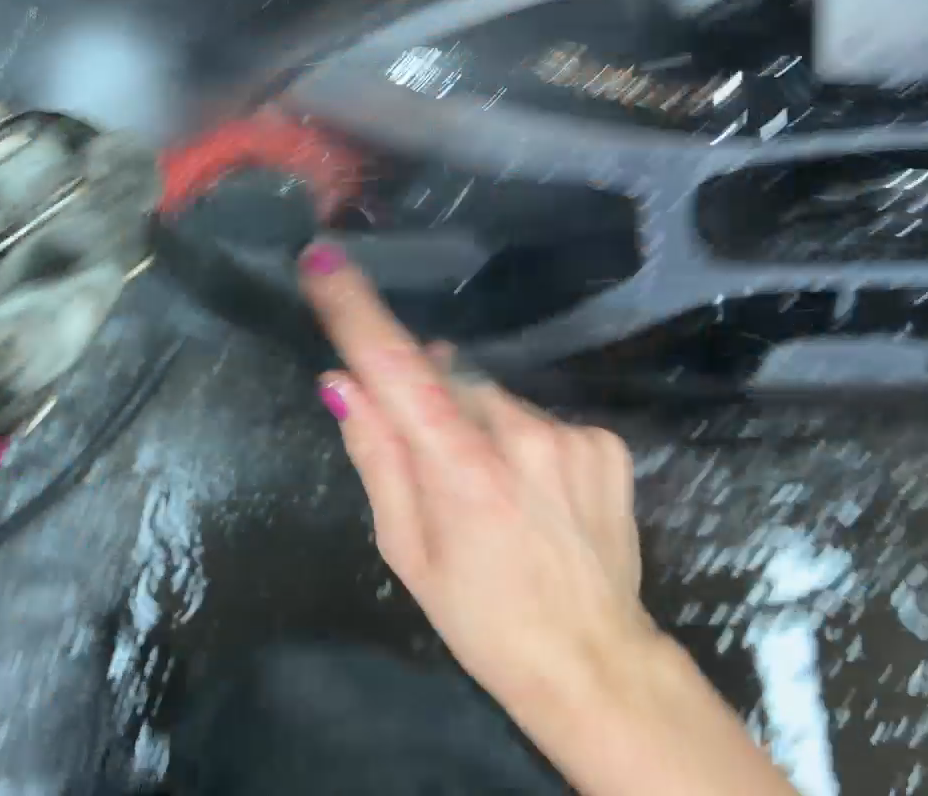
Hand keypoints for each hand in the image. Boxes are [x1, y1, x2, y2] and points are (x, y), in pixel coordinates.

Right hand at [297, 242, 649, 703]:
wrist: (596, 665)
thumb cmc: (479, 616)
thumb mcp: (405, 549)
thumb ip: (376, 456)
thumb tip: (340, 383)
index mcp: (460, 472)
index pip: (395, 368)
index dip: (355, 312)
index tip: (324, 262)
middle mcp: (520, 437)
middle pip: (441, 376)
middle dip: (418, 395)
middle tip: (426, 461)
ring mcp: (570, 435)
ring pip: (487, 395)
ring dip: (469, 419)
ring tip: (485, 486)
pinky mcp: (604, 441)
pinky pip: (531, 414)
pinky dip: (514, 435)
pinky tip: (526, 486)